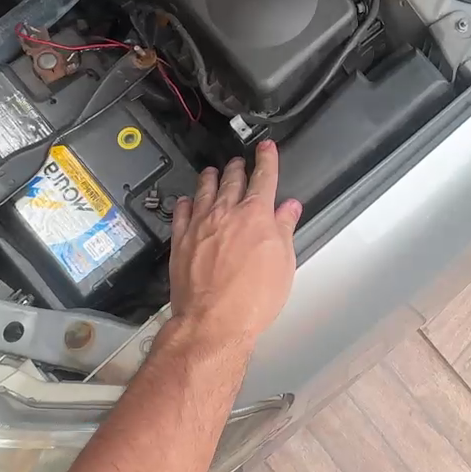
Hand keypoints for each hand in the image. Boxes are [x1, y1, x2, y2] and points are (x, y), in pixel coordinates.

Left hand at [167, 140, 301, 352]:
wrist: (213, 323)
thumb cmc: (251, 298)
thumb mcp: (284, 263)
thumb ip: (285, 229)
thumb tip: (289, 209)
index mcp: (256, 215)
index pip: (263, 176)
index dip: (266, 158)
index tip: (266, 148)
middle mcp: (227, 213)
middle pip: (233, 179)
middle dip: (238, 166)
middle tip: (239, 161)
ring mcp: (201, 226)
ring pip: (205, 191)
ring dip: (211, 178)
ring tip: (212, 171)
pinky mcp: (181, 242)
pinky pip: (181, 213)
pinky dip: (185, 203)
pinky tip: (186, 201)